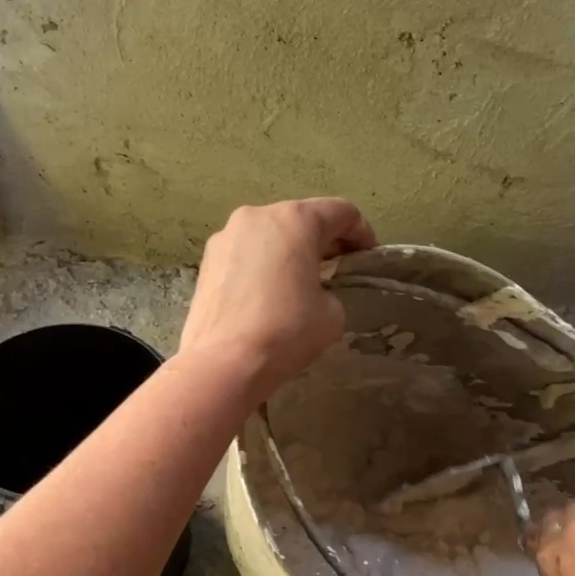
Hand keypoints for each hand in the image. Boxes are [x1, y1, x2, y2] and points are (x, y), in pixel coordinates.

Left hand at [179, 198, 376, 398]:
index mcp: (295, 220)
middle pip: (300, 219)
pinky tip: (267, 295)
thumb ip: (331, 291)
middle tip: (337, 268)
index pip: (340, 212)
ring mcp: (226, 237)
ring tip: (299, 283)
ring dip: (288, 252)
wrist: (223, 363)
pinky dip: (262, 266)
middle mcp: (257, 216)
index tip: (367, 255)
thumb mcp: (332, 314)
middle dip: (322, 240)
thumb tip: (315, 293)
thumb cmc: (286, 333)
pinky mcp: (207, 262)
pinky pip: (245, 255)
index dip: (361, 231)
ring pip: (268, 235)